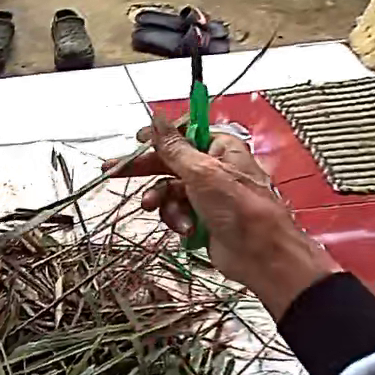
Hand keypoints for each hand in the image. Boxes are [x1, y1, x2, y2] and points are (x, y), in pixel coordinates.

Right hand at [106, 118, 339, 314]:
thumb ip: (174, 146)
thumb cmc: (240, 209)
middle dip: (145, 171)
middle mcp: (214, 169)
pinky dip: (176, 219)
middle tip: (114, 171)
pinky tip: (186, 228)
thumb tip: (157, 118)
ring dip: (162, 201)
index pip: (183, 134)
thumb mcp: (201, 171)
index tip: (137, 140)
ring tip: (153, 208)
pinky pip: (176, 212)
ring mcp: (207, 195)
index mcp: (220, 149)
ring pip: (169, 191)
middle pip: (170, 163)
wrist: (260, 256)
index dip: (159, 137)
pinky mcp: (202, 218)